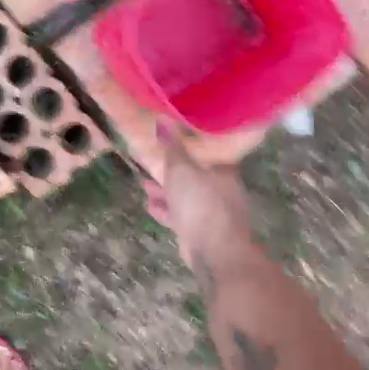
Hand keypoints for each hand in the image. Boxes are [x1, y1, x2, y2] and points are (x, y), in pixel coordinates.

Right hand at [141, 121, 253, 266]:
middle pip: (195, 176)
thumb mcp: (180, 169)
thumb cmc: (200, 203)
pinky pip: (183, 215)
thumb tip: (163, 118)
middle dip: (171, 172)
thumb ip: (171, 146)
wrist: (215, 252)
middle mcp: (223, 191)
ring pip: (187, 196)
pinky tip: (150, 206)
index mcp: (224, 173)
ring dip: (166, 192)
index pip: (206, 154)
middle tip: (150, 165)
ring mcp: (215, 213)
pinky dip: (168, 209)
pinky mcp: (205, 232)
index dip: (187, 148)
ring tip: (145, 185)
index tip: (168, 143)